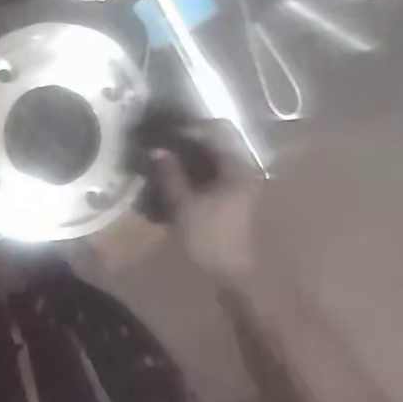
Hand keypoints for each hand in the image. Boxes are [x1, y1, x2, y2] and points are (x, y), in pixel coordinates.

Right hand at [150, 120, 263, 284]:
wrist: (234, 273)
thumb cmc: (210, 238)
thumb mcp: (184, 206)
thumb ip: (171, 174)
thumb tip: (157, 150)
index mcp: (237, 167)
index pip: (216, 130)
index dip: (189, 128)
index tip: (164, 136)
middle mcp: (245, 168)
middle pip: (219, 139)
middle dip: (190, 139)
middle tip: (164, 145)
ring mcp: (243, 181)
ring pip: (218, 154)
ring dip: (194, 153)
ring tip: (168, 160)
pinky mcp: (237, 194)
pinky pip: (217, 169)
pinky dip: (199, 167)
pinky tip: (180, 177)